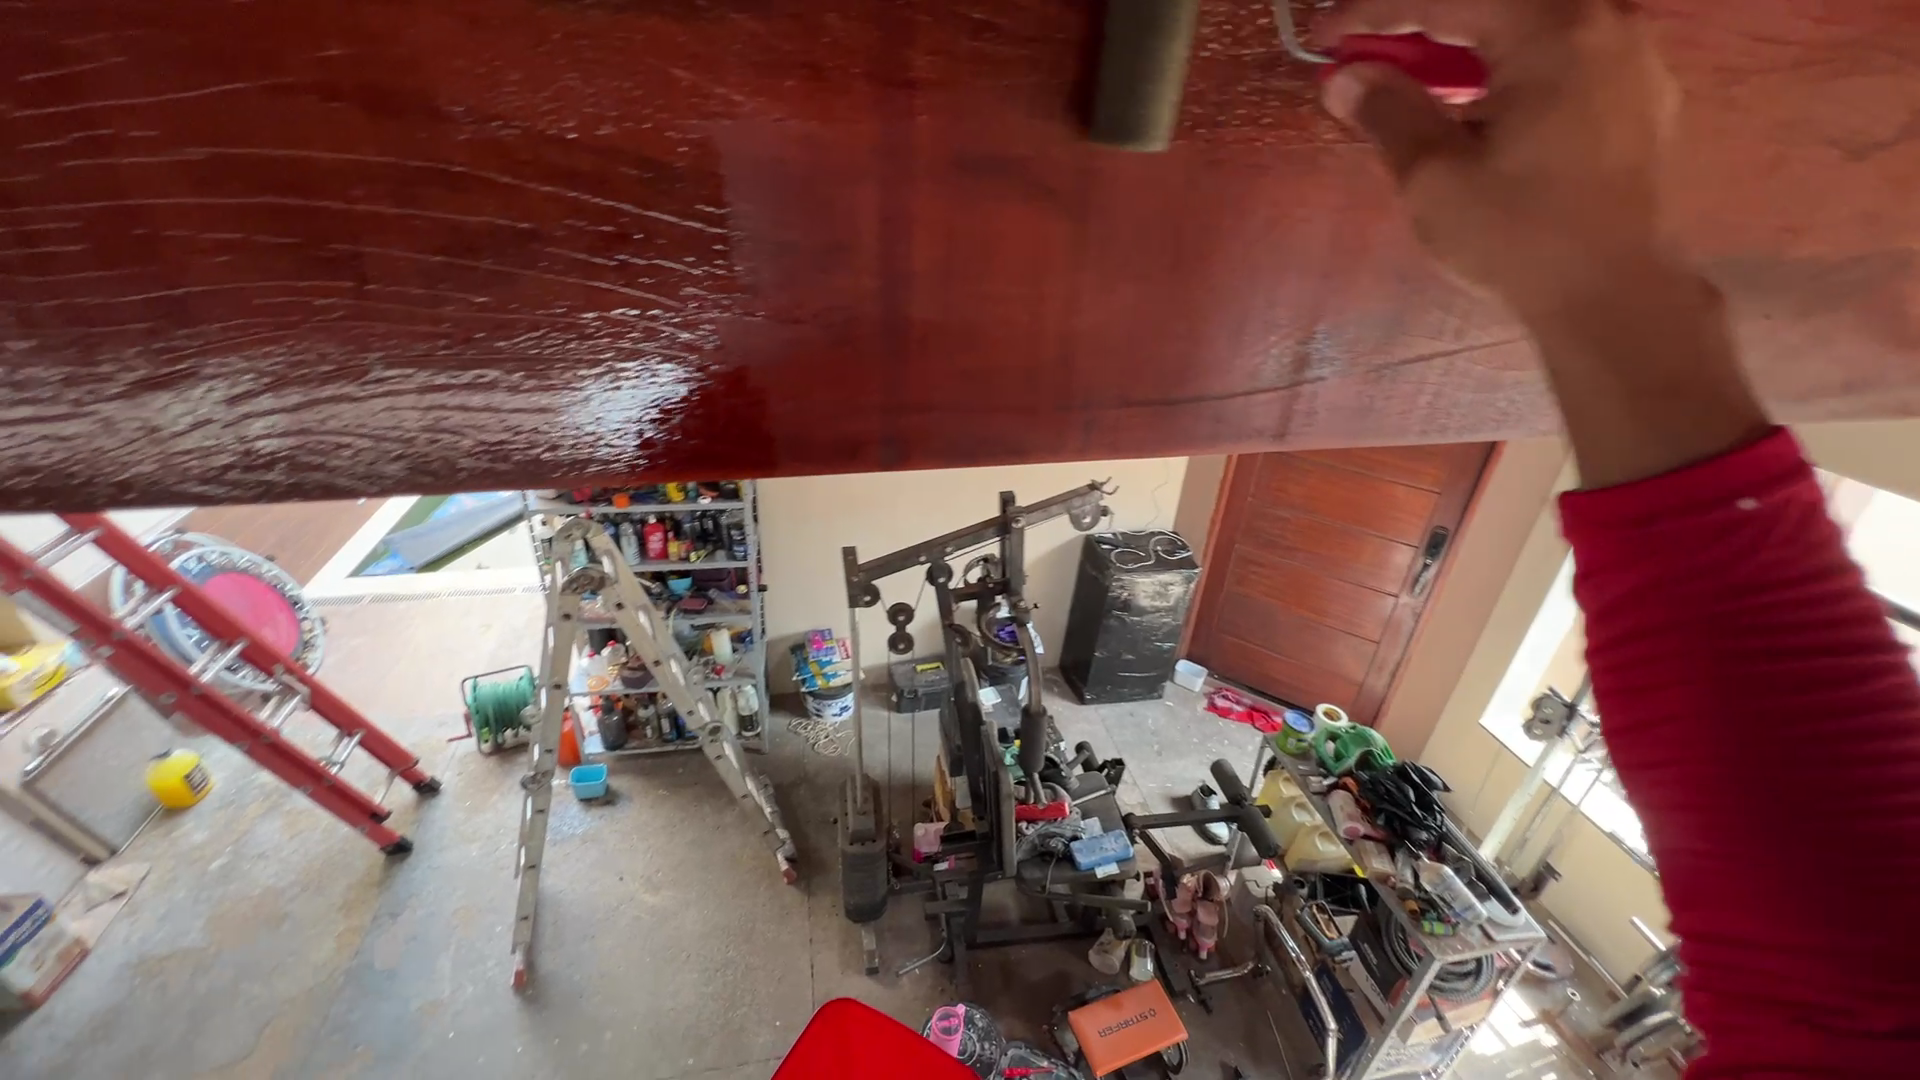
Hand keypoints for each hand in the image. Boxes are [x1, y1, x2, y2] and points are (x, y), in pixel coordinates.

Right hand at [1316, 0, 1681, 319]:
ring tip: (1416, 71)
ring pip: (1534, 20)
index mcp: (1553, 32)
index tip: (1323, 34)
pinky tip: (1480, 96)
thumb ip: (1391, 115)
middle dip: (1422, 17)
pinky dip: (1508, 57)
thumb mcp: (1434, 179)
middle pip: (1495, 2)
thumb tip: (1346, 77)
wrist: (1610, 290)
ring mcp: (1632, 52)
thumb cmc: (1514, 236)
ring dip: (1466, 37)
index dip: (1375, 12)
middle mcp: (1605, 20)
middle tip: (1368, 49)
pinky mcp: (1638, 89)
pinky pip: (1564, 47)